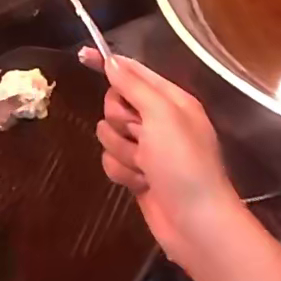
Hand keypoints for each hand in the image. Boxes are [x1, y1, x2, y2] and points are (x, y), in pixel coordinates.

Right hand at [82, 49, 241, 264]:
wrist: (196, 224)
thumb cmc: (184, 162)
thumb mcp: (161, 115)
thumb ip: (133, 86)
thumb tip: (112, 60)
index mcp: (170, 98)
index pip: (132, 70)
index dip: (108, 63)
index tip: (83, 55)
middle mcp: (158, 119)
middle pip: (116, 102)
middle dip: (120, 120)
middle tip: (139, 133)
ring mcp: (147, 148)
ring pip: (109, 133)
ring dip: (123, 150)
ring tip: (145, 165)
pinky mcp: (137, 173)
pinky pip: (111, 160)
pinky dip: (123, 172)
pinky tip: (141, 183)